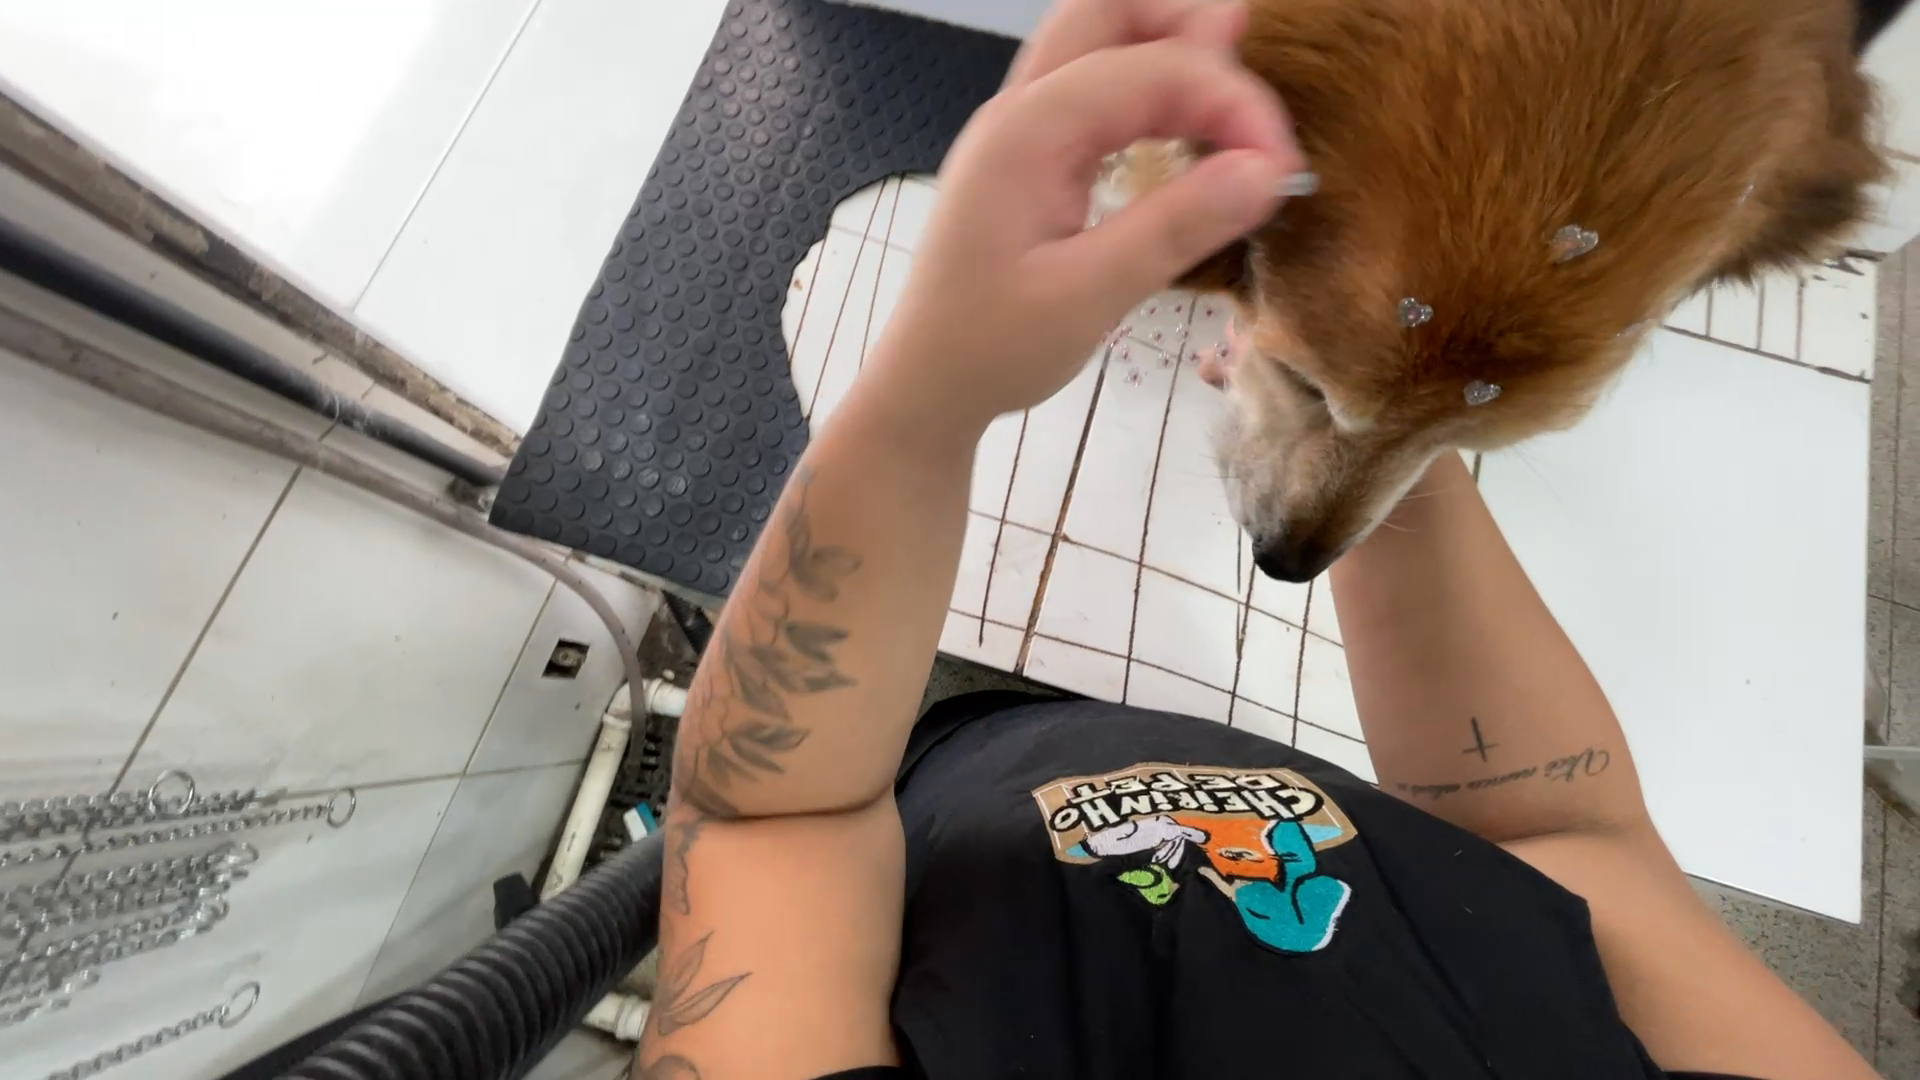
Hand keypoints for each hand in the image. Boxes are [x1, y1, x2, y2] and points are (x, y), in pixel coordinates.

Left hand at [856, 0, 1304, 436]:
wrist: (926, 387)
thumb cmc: (991, 350)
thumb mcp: (1086, 297)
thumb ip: (1173, 228)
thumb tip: (1267, 171)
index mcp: (1027, 132)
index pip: (1151, 70)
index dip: (1231, 102)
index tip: (1281, 168)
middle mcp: (1014, 114)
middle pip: (1108, 14)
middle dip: (1189, 30)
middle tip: (1251, 82)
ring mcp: (1011, 139)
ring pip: (1090, 48)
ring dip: (1161, 54)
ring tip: (1223, 99)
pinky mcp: (1017, 170)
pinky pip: (1081, 99)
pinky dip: (1134, 97)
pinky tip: (1167, 134)